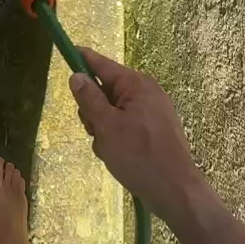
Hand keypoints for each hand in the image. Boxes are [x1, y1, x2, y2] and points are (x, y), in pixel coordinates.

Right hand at [67, 46, 210, 223]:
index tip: (68, 50)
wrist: (176, 192)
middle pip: (105, 91)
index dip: (82, 59)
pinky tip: (119, 157)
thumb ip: (89, 99)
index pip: (102, 64)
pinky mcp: (154, 130)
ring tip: (110, 150)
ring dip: (104, 130)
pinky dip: (117, 138)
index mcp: (136, 85)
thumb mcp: (107, 126)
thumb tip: (77, 75)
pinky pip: (125, 125)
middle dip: (94, 111)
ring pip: (113, 112)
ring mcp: (152, 112)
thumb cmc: (140, 156)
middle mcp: (146, 92)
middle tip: (95, 131)